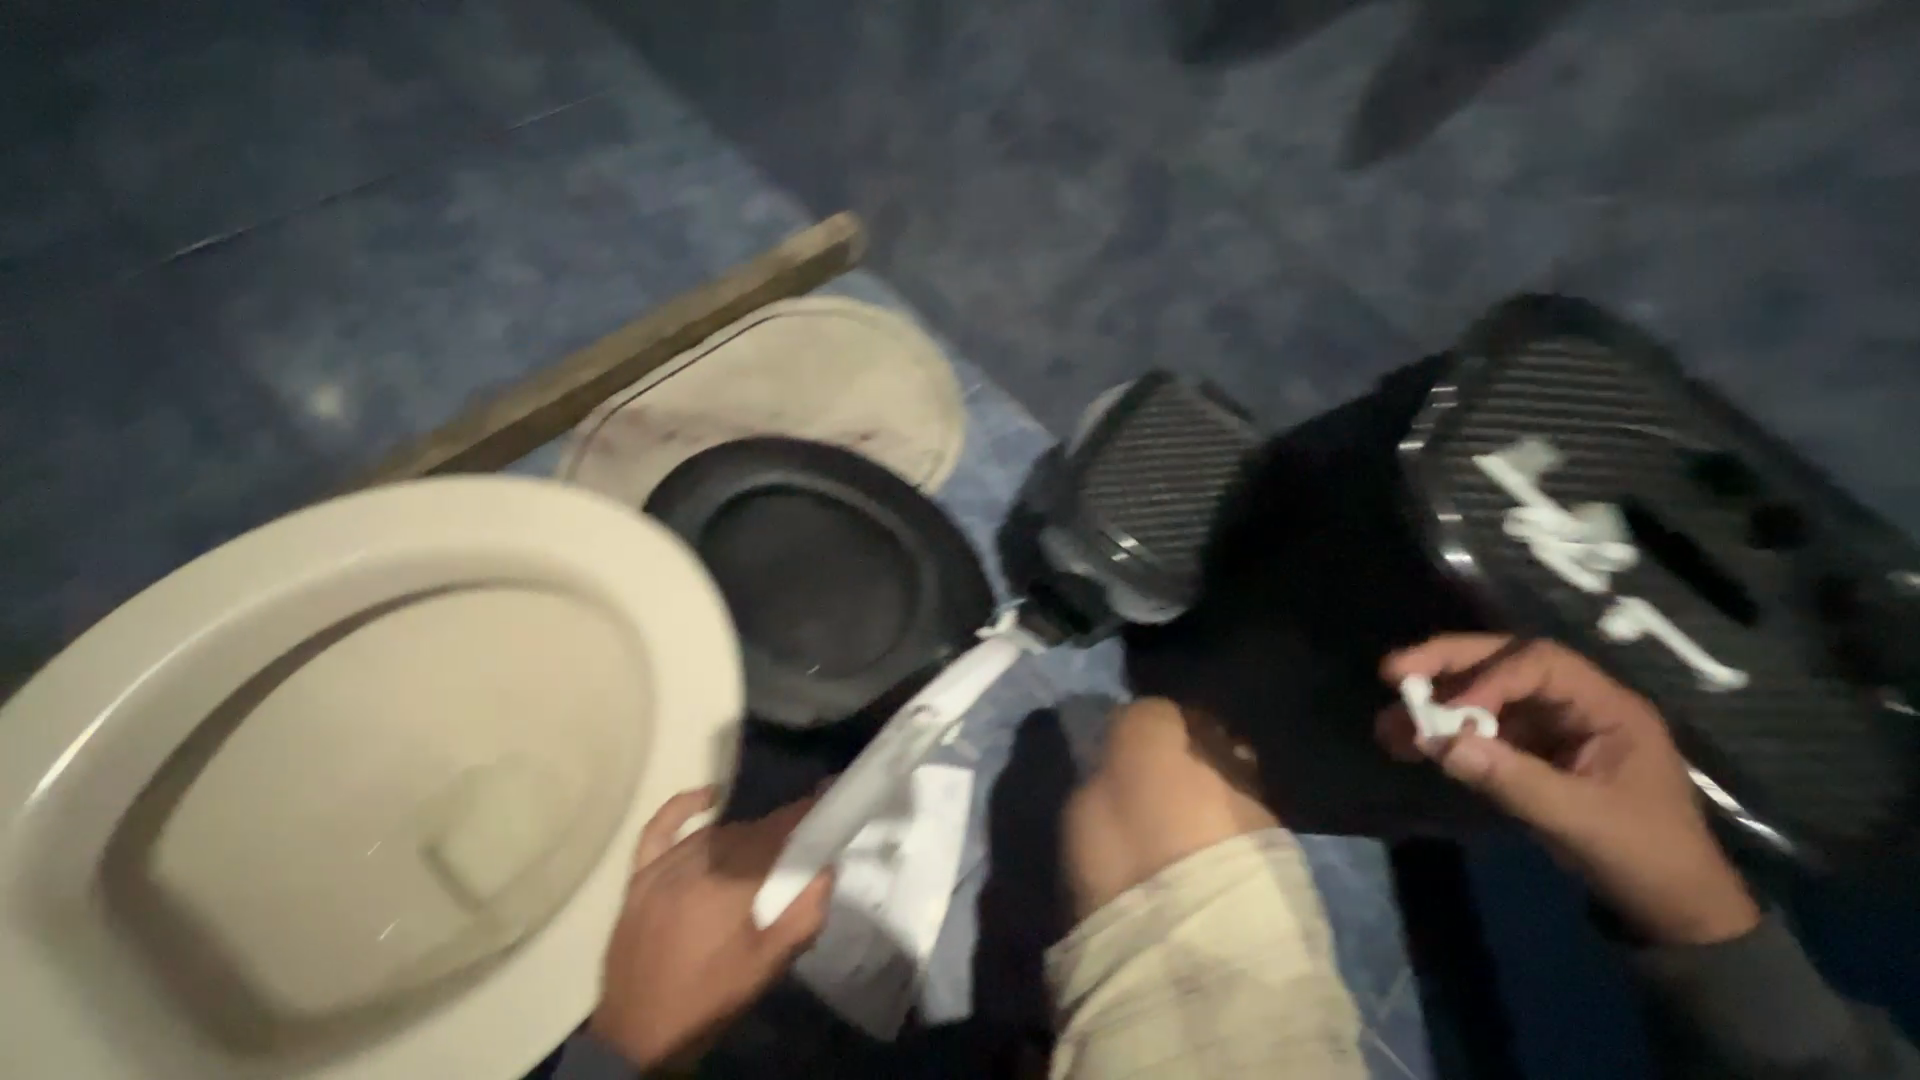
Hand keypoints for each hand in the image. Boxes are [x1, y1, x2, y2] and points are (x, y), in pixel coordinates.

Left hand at [590, 789, 831, 1068]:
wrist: (639, 1037)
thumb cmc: (710, 1001)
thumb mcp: (769, 965)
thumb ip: (804, 914)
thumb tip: (826, 868)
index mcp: (728, 887)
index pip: (773, 834)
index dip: (801, 813)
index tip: (823, 799)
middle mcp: (695, 867)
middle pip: (745, 832)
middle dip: (775, 829)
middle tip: (798, 839)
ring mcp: (661, 870)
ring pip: (712, 833)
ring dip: (741, 833)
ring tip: (762, 844)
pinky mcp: (638, 880)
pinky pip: (658, 830)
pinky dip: (683, 808)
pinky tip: (707, 800)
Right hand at [1377, 635, 1760, 946]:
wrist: (1672, 910)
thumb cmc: (1645, 858)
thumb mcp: (1582, 821)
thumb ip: (1513, 779)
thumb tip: (1440, 744)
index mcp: (1607, 707)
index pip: (1539, 665)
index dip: (1489, 679)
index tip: (1452, 713)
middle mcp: (1575, 704)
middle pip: (1503, 662)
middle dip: (1447, 664)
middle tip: (1393, 672)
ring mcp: (1549, 727)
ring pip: (1483, 695)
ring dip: (1434, 703)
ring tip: (1387, 721)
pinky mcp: (1528, 751)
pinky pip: (1478, 729)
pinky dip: (1442, 734)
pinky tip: (1405, 744)